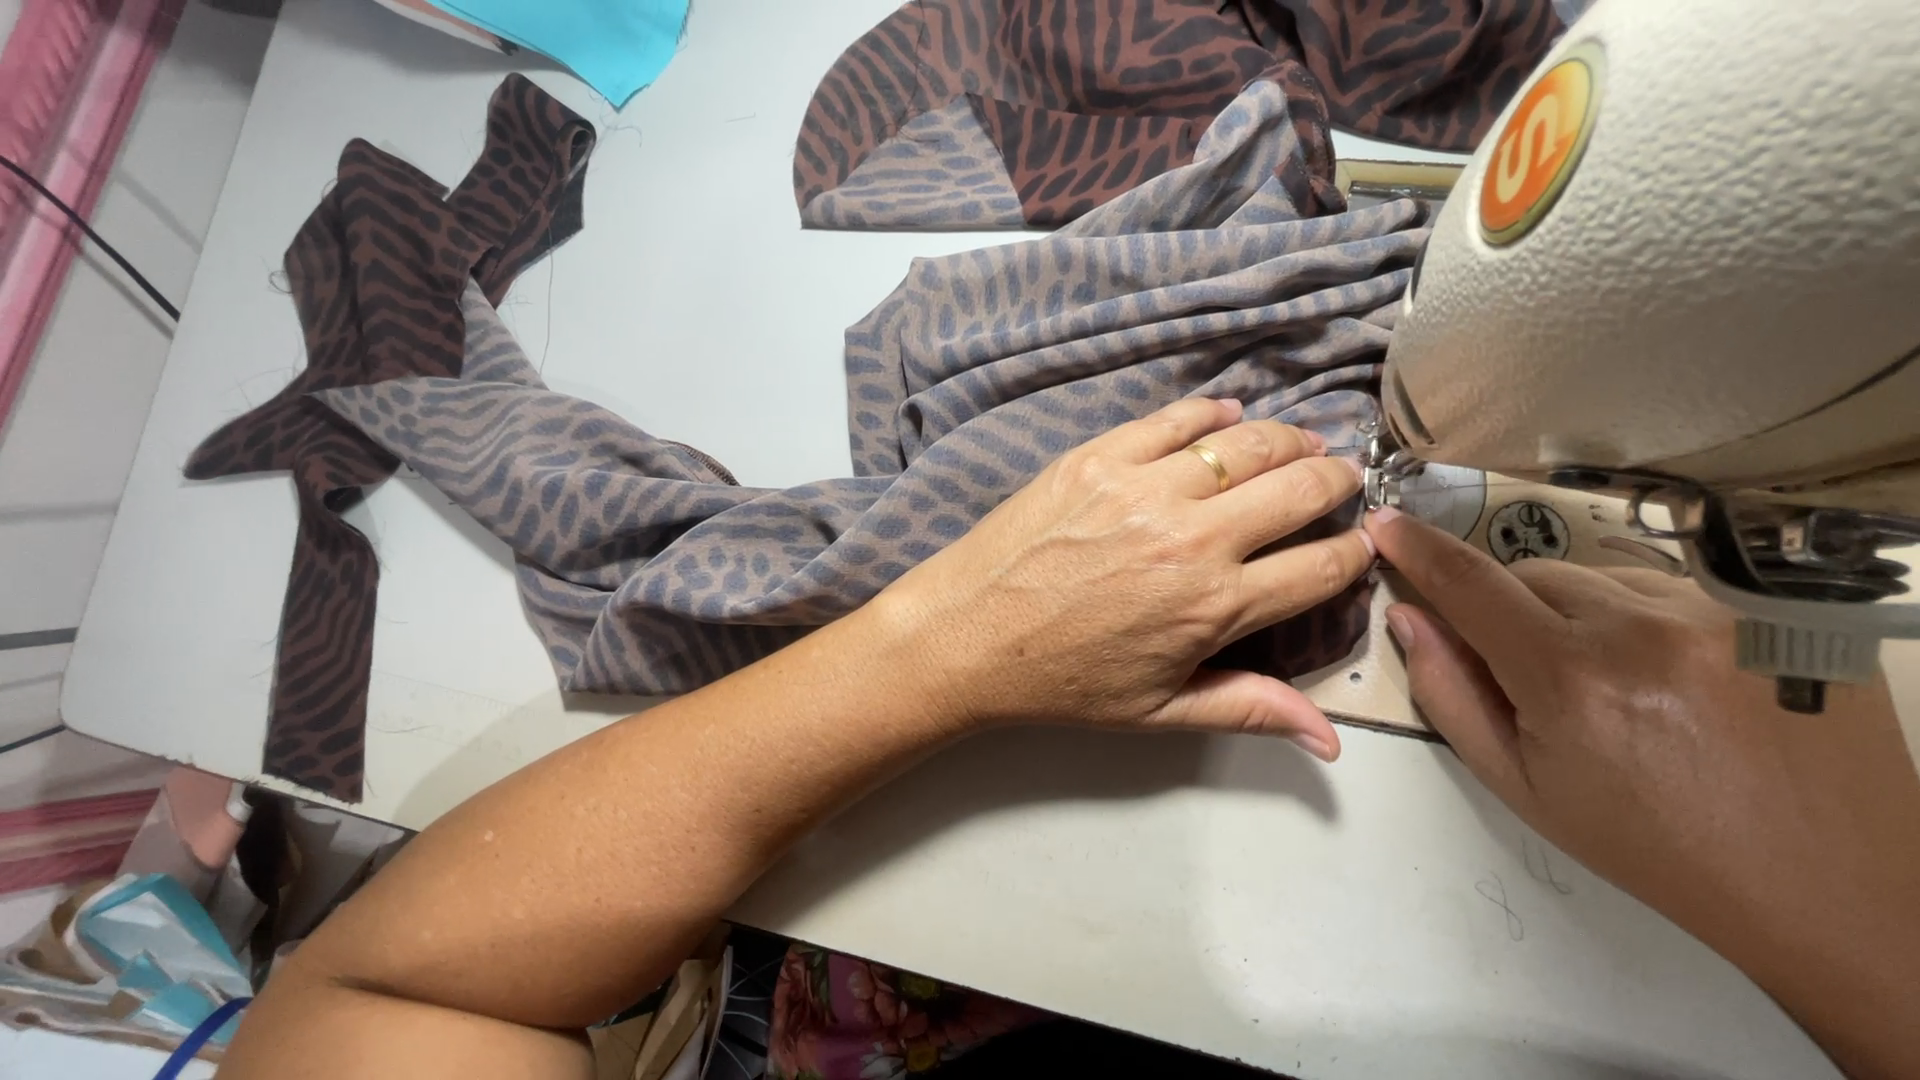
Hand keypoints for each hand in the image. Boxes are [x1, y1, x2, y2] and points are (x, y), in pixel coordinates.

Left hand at [873, 398, 1374, 759]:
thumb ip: (1249, 709)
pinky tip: (1229, 415)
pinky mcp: (1098, 458)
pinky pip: (1173, 419)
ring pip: (1247, 444)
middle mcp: (1193, 537)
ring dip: (1288, 439)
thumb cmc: (1062, 681)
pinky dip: (1211, 412)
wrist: (966, 635)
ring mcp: (1143, 488)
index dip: (1354, 554)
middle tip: (1341, 479)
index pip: (1321, 567)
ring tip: (1301, 443)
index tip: (1358, 545)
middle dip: (1337, 481)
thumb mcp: (1159, 709)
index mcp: (1215, 605)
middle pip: (1300, 489)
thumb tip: (1330, 740)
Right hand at [1367, 506, 1919, 1078]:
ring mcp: (1720, 613)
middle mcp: (1644, 627)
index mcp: (1570, 678)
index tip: (1383, 522)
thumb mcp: (1520, 786)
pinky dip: (1639, 613)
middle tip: (1525, 665)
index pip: (1470, 585)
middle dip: (1508, 604)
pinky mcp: (1773, 614)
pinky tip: (1670, 672)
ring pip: (1599, 575)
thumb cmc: (1648, 843)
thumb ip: (1449, 695)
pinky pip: (1666, 586)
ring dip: (1577, 608)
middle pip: (1533, 573)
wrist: (1830, 884)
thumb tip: (1409, 619)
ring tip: (1612, 678)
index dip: (1418, 549)